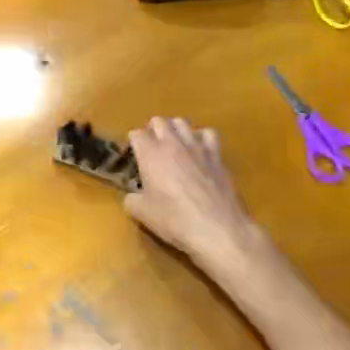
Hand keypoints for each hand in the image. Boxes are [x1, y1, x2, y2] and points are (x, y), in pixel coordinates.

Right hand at [124, 117, 262, 268]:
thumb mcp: (142, 214)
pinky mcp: (217, 155)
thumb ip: (132, 200)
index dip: (133, 144)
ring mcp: (197, 146)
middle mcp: (173, 143)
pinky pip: (208, 133)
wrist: (217, 228)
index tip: (134, 157)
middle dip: (153, 131)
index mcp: (150, 154)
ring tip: (175, 145)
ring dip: (175, 130)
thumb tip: (132, 196)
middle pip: (159, 121)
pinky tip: (200, 151)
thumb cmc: (174, 220)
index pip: (136, 134)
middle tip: (152, 149)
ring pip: (183, 122)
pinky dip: (202, 138)